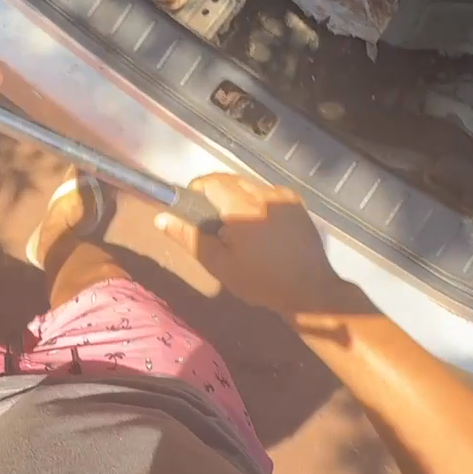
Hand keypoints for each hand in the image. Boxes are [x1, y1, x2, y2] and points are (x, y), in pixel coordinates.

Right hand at [154, 174, 372, 320]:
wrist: (311, 293)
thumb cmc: (261, 282)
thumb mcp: (219, 264)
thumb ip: (189, 237)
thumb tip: (161, 217)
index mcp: (242, 207)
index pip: (210, 181)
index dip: (197, 191)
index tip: (194, 210)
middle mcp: (263, 194)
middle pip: (228, 180)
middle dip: (215, 194)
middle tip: (214, 223)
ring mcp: (283, 196)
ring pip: (247, 184)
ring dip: (236, 197)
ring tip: (238, 227)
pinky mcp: (296, 202)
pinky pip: (266, 192)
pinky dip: (256, 202)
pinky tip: (261, 227)